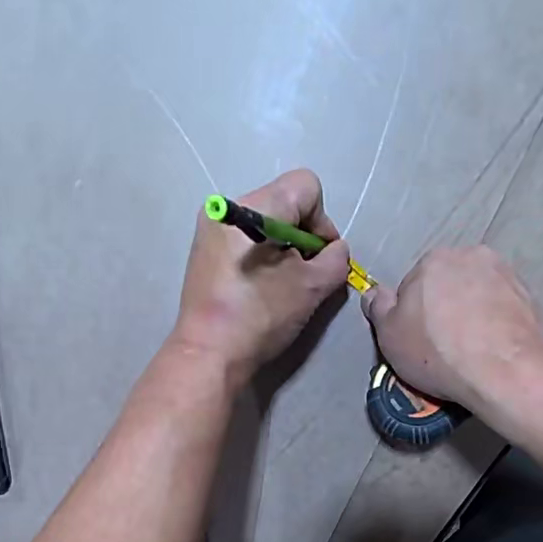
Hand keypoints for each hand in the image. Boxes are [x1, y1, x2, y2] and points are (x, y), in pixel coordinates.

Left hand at [171, 169, 351, 381]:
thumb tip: (335, 250)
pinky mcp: (206, 251)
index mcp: (254, 207)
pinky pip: (248, 240)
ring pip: (268, 224)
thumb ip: (336, 259)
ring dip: (285, 250)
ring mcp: (212, 228)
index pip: (306, 187)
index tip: (319, 258)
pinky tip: (263, 289)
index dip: (322, 222)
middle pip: (286, 203)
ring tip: (283, 286)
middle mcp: (228, 206)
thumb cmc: (262, 316)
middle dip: (304, 237)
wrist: (210, 354)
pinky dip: (265, 258)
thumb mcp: (312, 286)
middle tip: (305, 276)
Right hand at [360, 245, 542, 415]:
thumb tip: (374, 294)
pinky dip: (497, 323)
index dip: (413, 316)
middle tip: (444, 347)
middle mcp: (470, 256)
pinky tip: (493, 349)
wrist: (504, 370)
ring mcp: (504, 274)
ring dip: (473, 314)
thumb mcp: (390, 336)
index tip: (419, 340)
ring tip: (472, 350)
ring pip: (478, 294)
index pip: (414, 285)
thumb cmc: (439, 352)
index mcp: (433, 260)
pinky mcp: (529, 296)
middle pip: (448, 285)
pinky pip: (503, 308)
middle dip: (445, 309)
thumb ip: (379, 309)